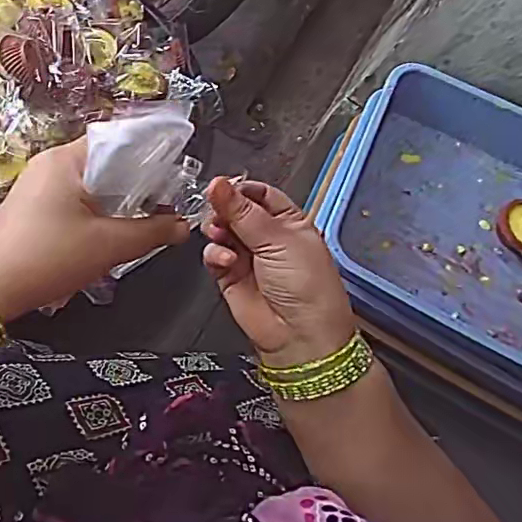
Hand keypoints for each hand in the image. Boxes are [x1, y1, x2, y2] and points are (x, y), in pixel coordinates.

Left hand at [0, 138, 190, 316]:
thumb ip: (152, 232)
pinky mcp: (33, 207)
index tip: (176, 170)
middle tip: (164, 201)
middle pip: (106, 162)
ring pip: (91, 183)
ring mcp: (38, 185)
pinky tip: (110, 231)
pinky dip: (96, 211)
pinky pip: (74, 199)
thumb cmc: (47, 258)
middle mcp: (50, 164)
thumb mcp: (108, 246)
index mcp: (66, 159)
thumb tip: (181, 226)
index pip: (119, 139)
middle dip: (137, 182)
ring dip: (117, 200)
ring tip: (143, 219)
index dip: (151, 153)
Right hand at [202, 177, 357, 367]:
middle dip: (223, 210)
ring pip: (220, 231)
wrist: (299, 337)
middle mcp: (266, 237)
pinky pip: (213, 255)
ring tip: (221, 236)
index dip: (239, 189)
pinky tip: (226, 261)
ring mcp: (246, 256)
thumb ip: (243, 212)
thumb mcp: (279, 240)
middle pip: (234, 210)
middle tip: (218, 213)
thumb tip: (219, 184)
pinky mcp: (229, 275)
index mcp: (288, 222)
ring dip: (217, 231)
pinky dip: (215, 255)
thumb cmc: (308, 288)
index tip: (221, 187)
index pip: (259, 194)